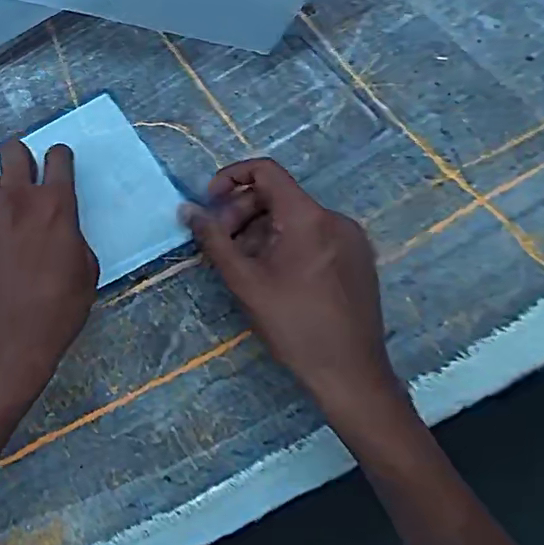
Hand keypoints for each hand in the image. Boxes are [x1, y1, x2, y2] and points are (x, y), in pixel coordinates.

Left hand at [0, 139, 98, 412]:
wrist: (8, 333)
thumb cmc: (59, 306)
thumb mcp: (85, 268)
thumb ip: (71, 234)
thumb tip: (59, 227)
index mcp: (55, 205)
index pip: (57, 159)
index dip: (60, 156)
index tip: (59, 159)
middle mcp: (17, 199)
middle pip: (13, 151)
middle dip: (21, 156)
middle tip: (27, 171)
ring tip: (5, 205)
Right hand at [181, 158, 395, 411]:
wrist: (350, 373)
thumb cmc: (292, 322)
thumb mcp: (242, 278)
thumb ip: (212, 237)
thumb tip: (187, 209)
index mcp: (308, 218)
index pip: (266, 171)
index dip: (230, 177)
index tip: (209, 203)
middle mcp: (335, 220)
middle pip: (276, 196)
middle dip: (239, 212)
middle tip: (218, 242)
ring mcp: (350, 240)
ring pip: (290, 217)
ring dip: (257, 230)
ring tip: (240, 262)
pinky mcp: (355, 259)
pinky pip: (310, 234)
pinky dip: (281, 242)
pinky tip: (268, 273)